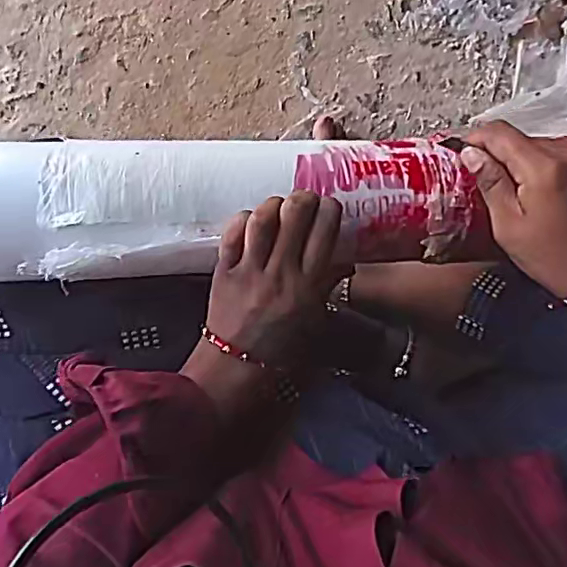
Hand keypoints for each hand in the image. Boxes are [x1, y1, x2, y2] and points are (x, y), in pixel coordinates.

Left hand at [181, 192, 342, 418]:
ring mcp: (250, 271)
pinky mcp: (223, 271)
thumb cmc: (280, 348)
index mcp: (308, 287)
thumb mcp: (314, 320)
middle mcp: (280, 274)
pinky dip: (243, 220)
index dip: (329, 210)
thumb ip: (327, 287)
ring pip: (262, 220)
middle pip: (295, 216)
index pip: (324, 233)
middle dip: (304, 199)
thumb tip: (343, 261)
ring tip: (278, 206)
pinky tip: (251, 221)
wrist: (236, 367)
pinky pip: (232, 234)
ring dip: (273, 204)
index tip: (329, 207)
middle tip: (305, 200)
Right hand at [458, 121, 566, 301]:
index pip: (500, 132)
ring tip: (515, 194)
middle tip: (485, 182)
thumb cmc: (553, 259)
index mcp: (544, 168)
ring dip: (522, 162)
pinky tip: (541, 196)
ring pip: (541, 147)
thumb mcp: (508, 225)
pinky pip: (562, 158)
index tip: (463, 153)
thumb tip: (471, 153)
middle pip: (522, 139)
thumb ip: (490, 183)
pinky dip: (545, 169)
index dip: (476, 138)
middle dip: (499, 154)